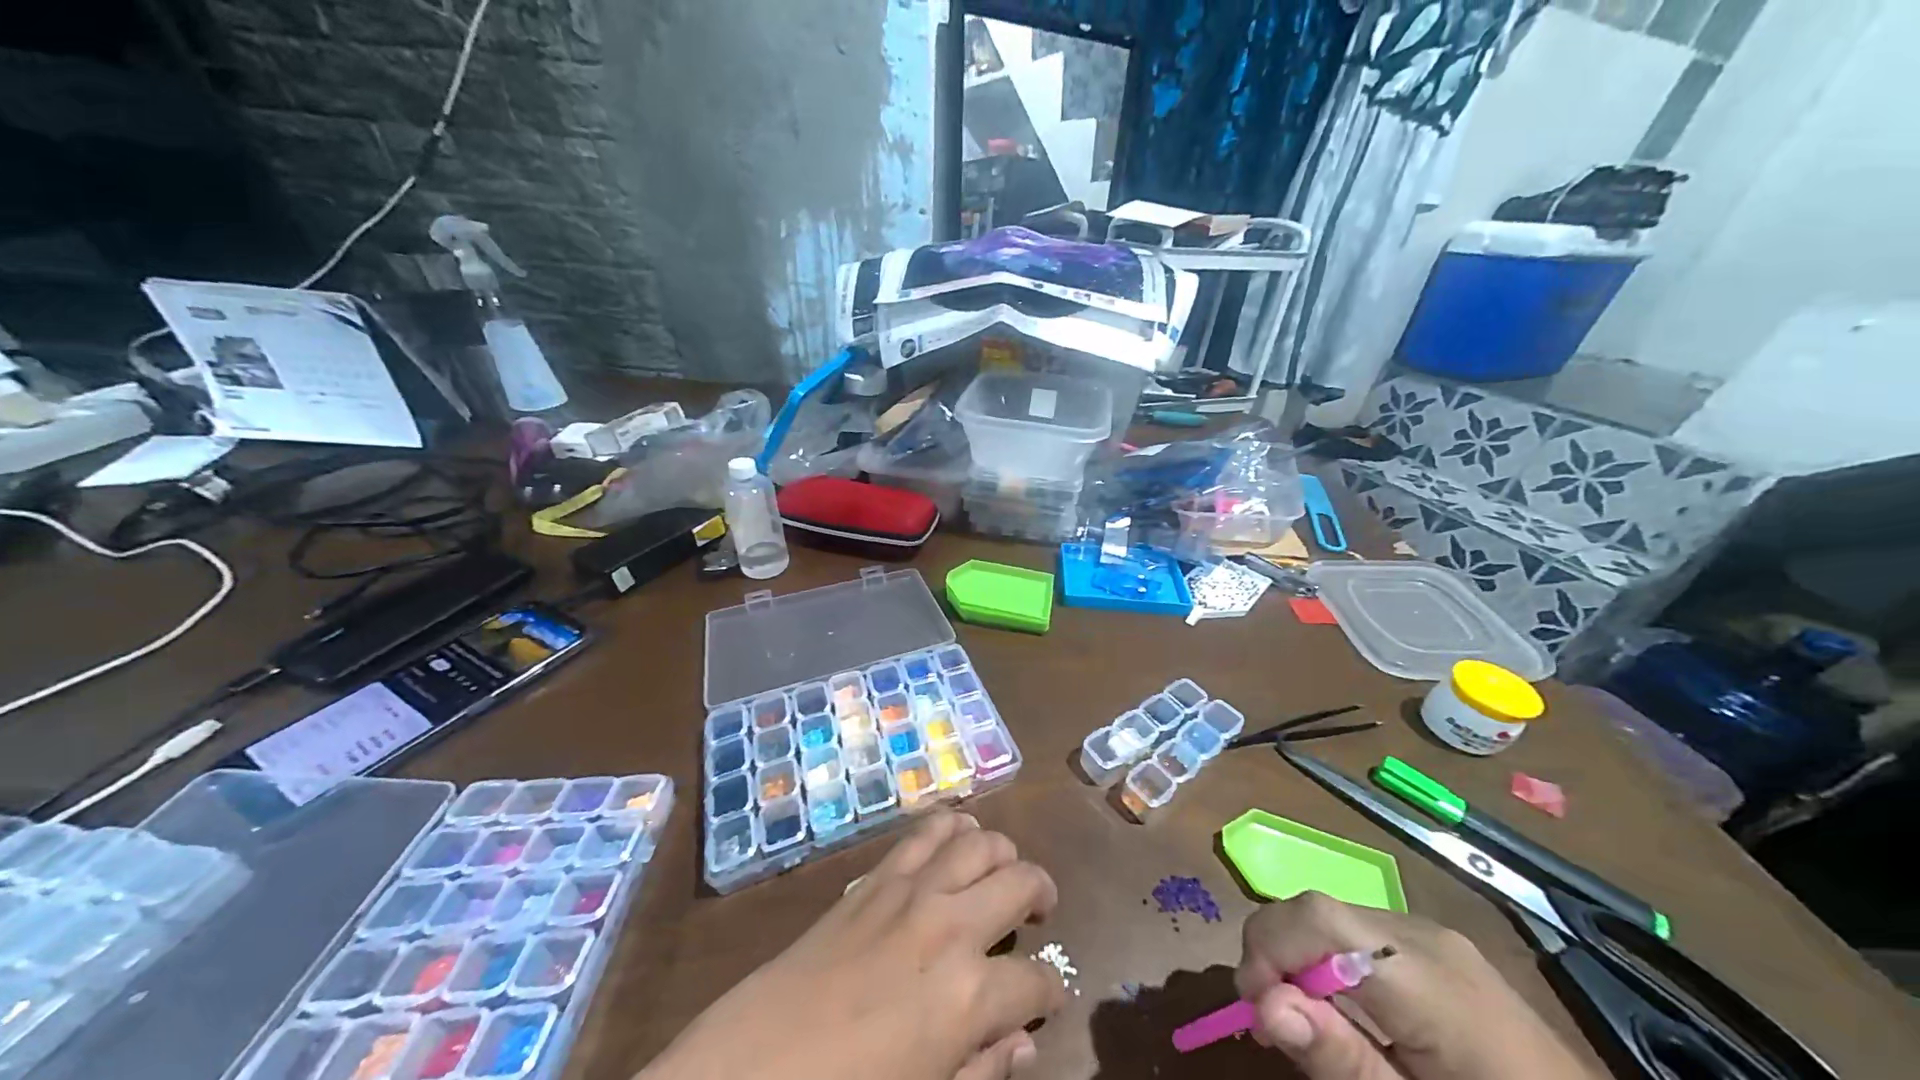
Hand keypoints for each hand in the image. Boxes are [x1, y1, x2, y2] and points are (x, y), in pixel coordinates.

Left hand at [639, 812, 1063, 1079]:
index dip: (1050, 991)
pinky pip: (924, 832)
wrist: (755, 1064)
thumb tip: (1024, 1043)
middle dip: (1042, 894)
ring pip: (979, 842)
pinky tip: (958, 835)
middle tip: (1040, 912)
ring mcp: (911, 892)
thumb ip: (984, 1069)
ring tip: (1002, 870)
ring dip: (1002, 852)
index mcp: (969, 996)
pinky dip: (951, 825)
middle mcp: (950, 926)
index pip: (1038, 981)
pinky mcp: (875, 877)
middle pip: (1021, 883)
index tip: (1047, 996)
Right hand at [1235, 892, 1596, 1079]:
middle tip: (1271, 1027)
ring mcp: (1432, 935)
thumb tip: (1261, 1005)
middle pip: (1318, 912)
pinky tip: (1343, 1013)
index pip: (1318, 917)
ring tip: (1305, 1026)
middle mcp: (1424, 935)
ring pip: (1332, 919)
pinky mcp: (1436, 945)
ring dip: (1298, 960)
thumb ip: (1340, 1058)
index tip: (1254, 1011)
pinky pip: (1358, 934)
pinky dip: (1328, 961)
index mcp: (1426, 977)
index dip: (1267, 947)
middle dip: (1276, 957)